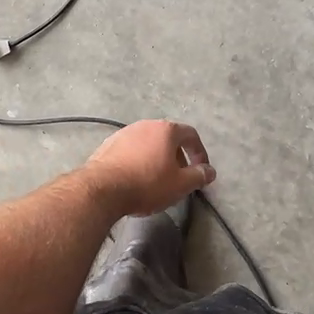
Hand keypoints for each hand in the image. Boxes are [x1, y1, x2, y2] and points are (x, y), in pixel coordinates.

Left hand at [80, 120, 215, 217]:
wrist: (103, 188)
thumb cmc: (147, 184)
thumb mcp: (180, 184)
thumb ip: (198, 176)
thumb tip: (210, 171)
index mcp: (166, 130)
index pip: (190, 134)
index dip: (200, 152)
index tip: (201, 171)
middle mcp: (145, 125)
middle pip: (169, 137)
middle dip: (178, 156)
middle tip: (180, 177)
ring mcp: (125, 132)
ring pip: (149, 143)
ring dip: (158, 158)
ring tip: (158, 180)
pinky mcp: (109, 144)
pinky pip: (131, 150)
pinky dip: (139, 160)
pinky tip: (136, 178)